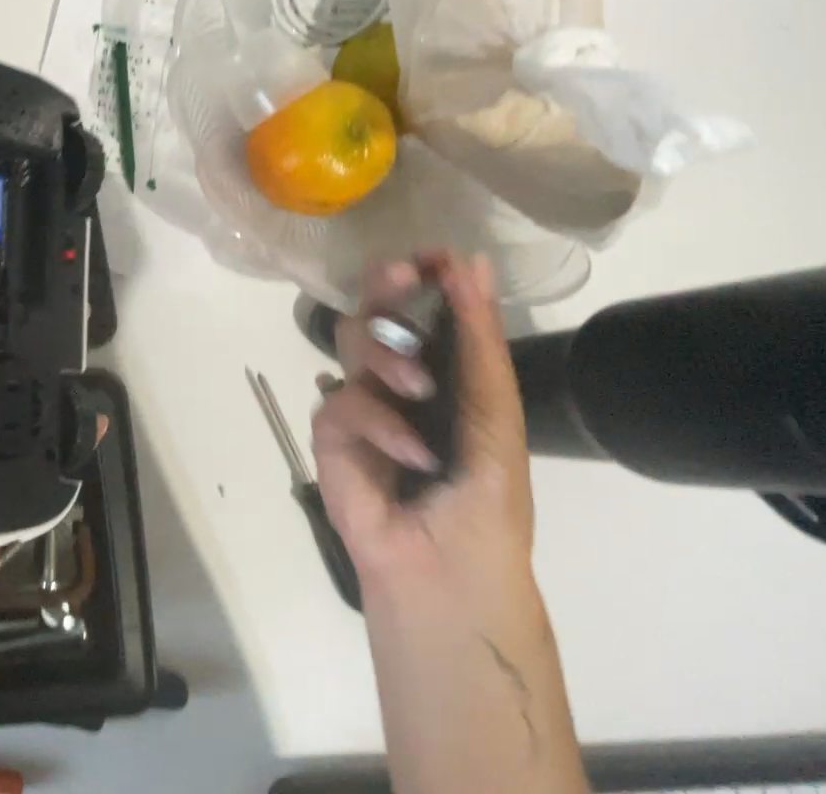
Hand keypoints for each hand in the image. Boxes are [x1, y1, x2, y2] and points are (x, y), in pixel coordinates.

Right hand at [312, 253, 534, 598]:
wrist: (448, 569)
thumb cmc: (486, 502)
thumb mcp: (497, 418)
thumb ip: (479, 345)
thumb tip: (473, 264)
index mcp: (442, 376)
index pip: (424, 314)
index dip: (424, 280)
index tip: (433, 256)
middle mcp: (396, 383)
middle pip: (377, 317)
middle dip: (387, 291)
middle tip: (404, 278)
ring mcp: (359, 406)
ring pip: (352, 348)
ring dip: (387, 357)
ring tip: (419, 387)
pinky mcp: (329, 434)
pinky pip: (343, 406)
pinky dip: (379, 425)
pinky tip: (411, 454)